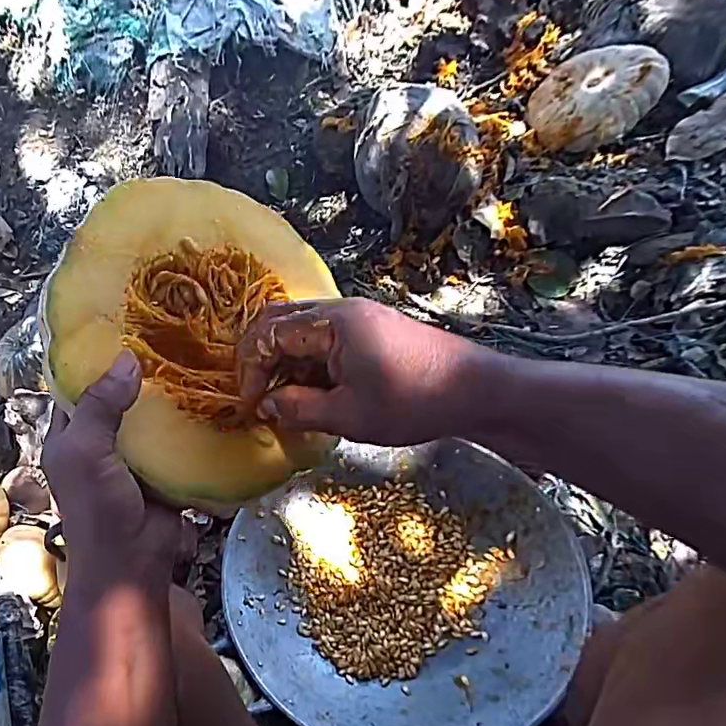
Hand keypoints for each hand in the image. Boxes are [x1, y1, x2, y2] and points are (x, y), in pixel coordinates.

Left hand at [46, 350, 185, 578]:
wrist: (133, 561)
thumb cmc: (98, 509)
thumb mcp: (85, 452)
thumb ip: (99, 406)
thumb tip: (126, 358)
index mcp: (71, 435)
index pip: (78, 386)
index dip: (95, 359)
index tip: (122, 328)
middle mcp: (100, 442)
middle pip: (118, 398)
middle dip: (138, 374)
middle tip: (167, 339)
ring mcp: (133, 457)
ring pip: (150, 418)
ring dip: (167, 397)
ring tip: (192, 358)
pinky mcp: (163, 471)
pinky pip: (175, 440)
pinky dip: (188, 424)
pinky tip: (208, 398)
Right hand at [235, 298, 494, 445]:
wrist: (475, 390)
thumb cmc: (413, 402)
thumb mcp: (348, 415)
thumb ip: (298, 409)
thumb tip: (265, 406)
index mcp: (333, 322)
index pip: (270, 334)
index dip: (251, 370)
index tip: (251, 405)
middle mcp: (342, 310)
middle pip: (279, 323)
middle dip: (261, 361)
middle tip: (258, 398)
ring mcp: (357, 318)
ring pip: (300, 331)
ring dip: (284, 364)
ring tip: (286, 401)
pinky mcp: (369, 330)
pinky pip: (323, 340)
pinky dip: (308, 364)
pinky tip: (313, 393)